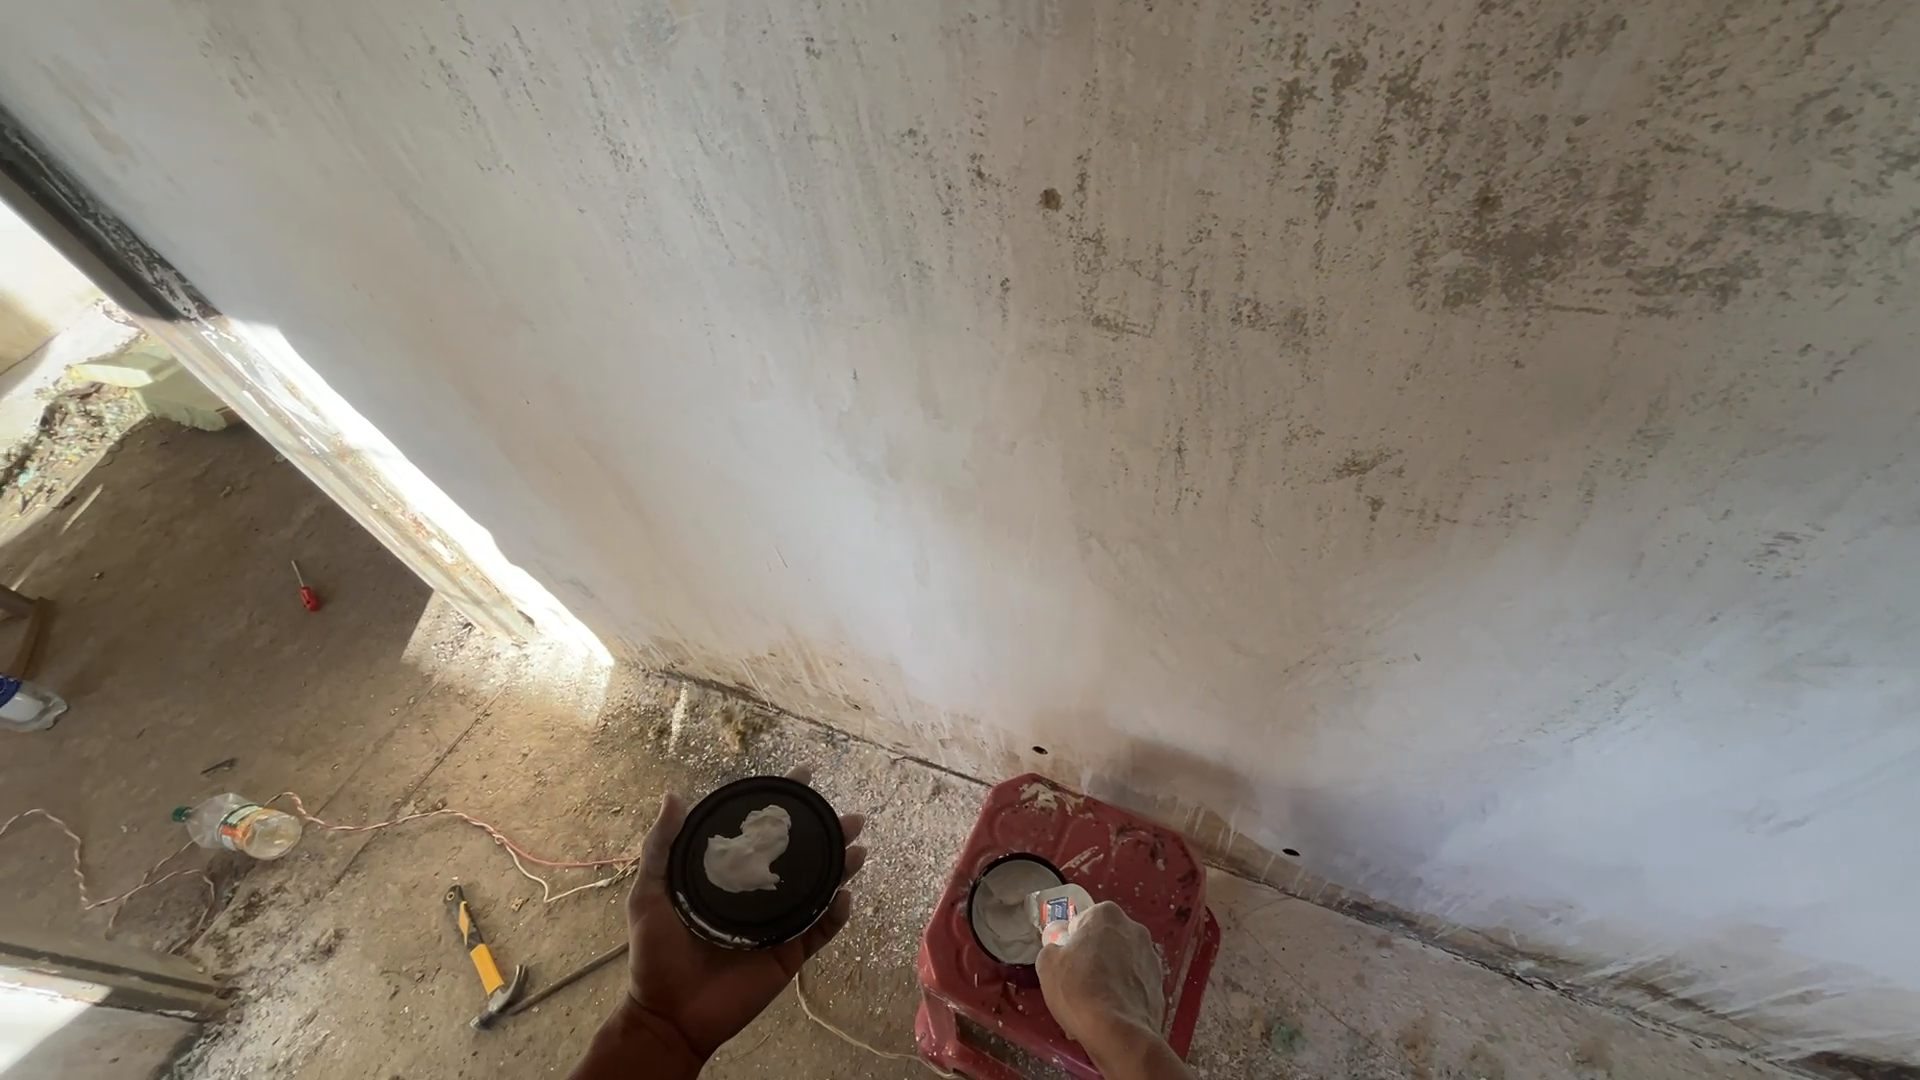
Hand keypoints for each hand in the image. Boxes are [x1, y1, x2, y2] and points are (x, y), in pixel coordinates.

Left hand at [623, 767, 865, 1058]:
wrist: (669, 1015)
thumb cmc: (656, 954)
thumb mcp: (650, 894)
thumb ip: (660, 847)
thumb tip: (674, 796)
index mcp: (733, 873)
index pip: (763, 830)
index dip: (785, 802)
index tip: (804, 774)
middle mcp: (762, 891)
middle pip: (804, 855)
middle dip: (830, 832)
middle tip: (851, 817)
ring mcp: (779, 922)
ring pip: (821, 888)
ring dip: (842, 868)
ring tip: (857, 849)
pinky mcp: (790, 953)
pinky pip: (821, 930)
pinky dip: (837, 914)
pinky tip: (843, 896)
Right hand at [1037, 901, 1165, 1049]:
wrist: (1118, 1034)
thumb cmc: (1079, 989)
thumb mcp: (1047, 964)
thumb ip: (1052, 948)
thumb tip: (1059, 950)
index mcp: (1106, 914)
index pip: (1082, 923)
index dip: (1071, 944)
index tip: (1066, 964)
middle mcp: (1133, 929)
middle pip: (1105, 941)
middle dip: (1093, 958)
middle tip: (1078, 984)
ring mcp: (1151, 958)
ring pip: (1121, 964)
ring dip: (1110, 977)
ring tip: (1095, 1006)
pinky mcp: (1160, 986)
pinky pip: (1134, 986)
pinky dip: (1124, 995)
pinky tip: (1111, 1015)